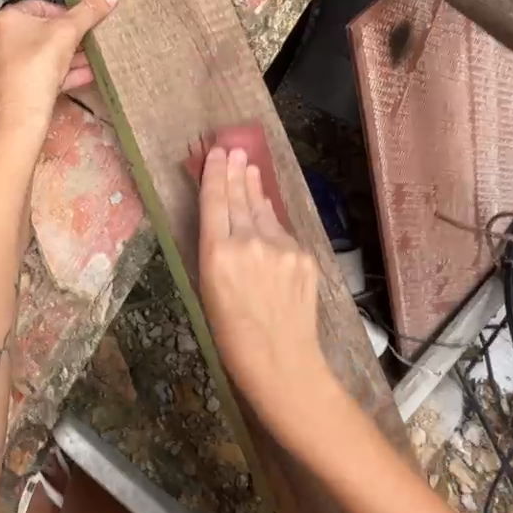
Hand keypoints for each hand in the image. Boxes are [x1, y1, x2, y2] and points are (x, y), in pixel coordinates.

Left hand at [0, 0, 118, 129]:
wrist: (20, 116)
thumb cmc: (34, 68)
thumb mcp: (68, 32)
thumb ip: (89, 12)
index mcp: (5, 19)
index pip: (39, 6)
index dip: (65, 13)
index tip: (82, 21)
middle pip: (39, 32)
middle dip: (68, 38)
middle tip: (88, 41)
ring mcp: (0, 65)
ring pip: (39, 56)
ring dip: (66, 57)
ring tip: (91, 60)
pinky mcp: (9, 87)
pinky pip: (37, 76)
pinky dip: (59, 74)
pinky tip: (83, 76)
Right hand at [198, 147, 336, 433]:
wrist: (282, 363)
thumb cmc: (231, 334)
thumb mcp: (208, 289)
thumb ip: (216, 250)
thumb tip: (226, 218)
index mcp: (217, 253)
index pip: (214, 201)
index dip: (215, 174)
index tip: (216, 152)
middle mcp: (249, 243)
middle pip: (239, 198)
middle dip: (235, 172)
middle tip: (233, 149)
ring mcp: (280, 248)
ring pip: (263, 210)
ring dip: (255, 188)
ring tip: (249, 168)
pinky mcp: (303, 257)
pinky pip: (282, 231)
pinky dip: (272, 218)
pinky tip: (266, 209)